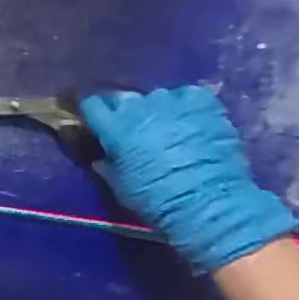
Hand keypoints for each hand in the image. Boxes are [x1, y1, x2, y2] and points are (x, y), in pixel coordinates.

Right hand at [80, 86, 296, 274]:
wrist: (205, 202)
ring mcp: (172, 101)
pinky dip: (184, 106)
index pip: (92, 105)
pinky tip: (188, 121)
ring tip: (163, 127)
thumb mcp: (118, 184)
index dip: (93, 113)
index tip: (96, 124)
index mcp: (114, 127)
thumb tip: (102, 156)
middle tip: (128, 130)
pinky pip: (186, 97)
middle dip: (122, 111)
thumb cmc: (153, 198)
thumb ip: (108, 164)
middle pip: (123, 98)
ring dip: (155, 110)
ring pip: (156, 97)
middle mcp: (139, 106)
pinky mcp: (202, 102)